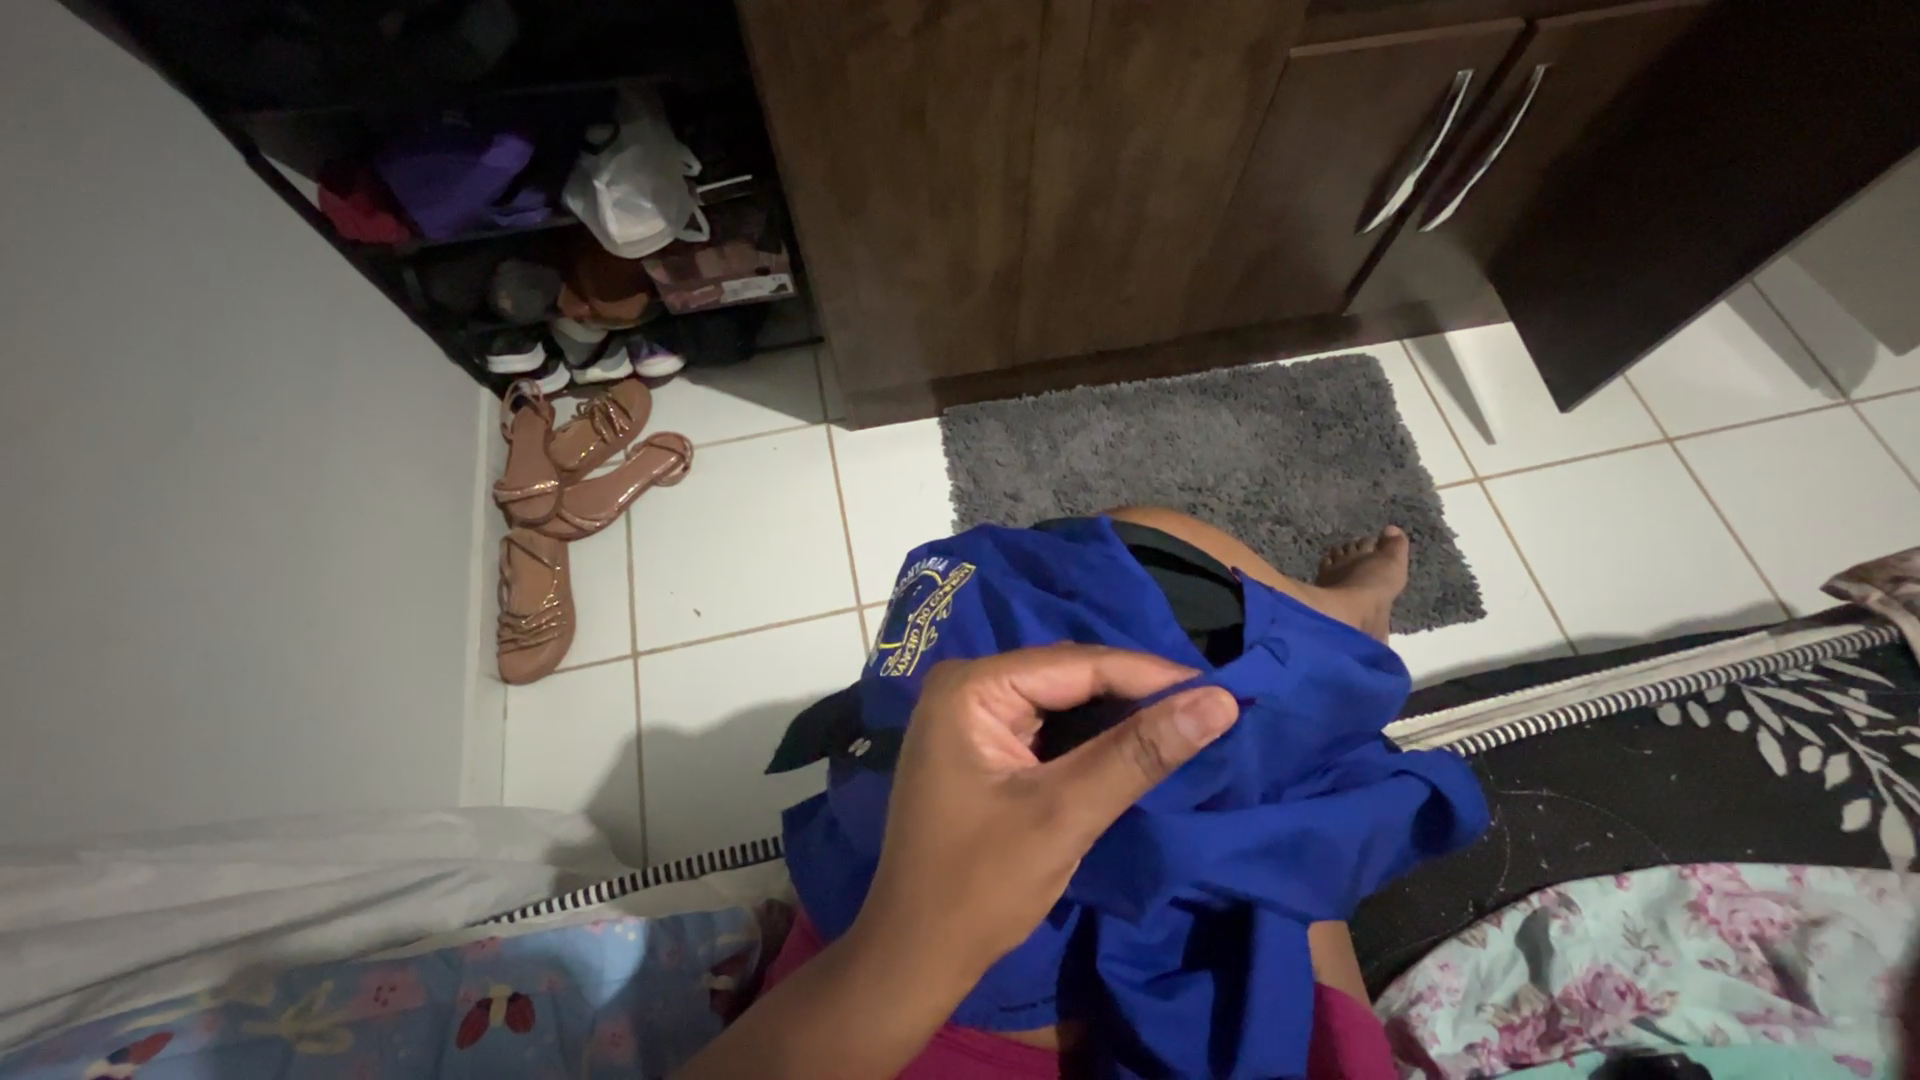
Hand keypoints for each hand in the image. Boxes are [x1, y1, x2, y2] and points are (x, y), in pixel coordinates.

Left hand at [848, 644, 1240, 982]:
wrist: (915, 952)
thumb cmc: (980, 885)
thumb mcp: (1065, 814)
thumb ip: (1138, 754)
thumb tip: (1218, 701)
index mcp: (972, 687)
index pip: (1078, 664)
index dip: (1152, 675)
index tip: (1222, 689)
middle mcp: (967, 685)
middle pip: (1069, 676)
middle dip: (1137, 692)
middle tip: (1211, 705)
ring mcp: (969, 714)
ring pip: (1062, 699)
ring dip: (1119, 713)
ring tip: (1187, 718)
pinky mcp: (980, 744)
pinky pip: (1047, 724)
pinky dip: (1092, 735)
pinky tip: (1135, 741)